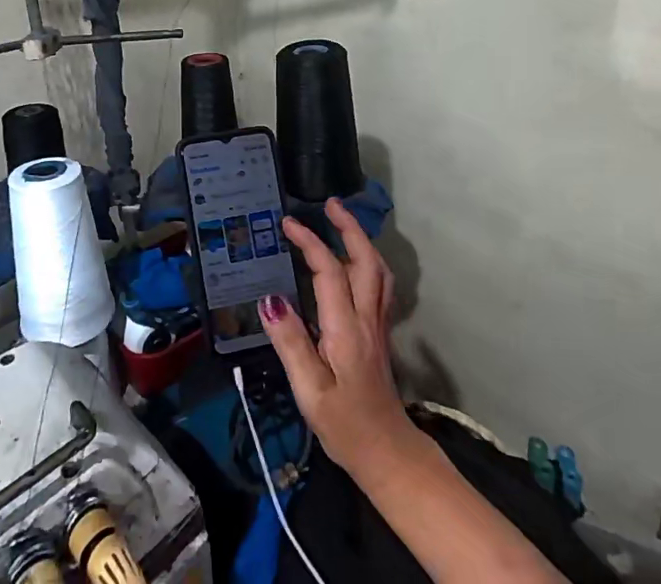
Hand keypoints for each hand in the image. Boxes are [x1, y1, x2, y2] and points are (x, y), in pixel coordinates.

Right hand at [258, 198, 416, 474]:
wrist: (389, 456)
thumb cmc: (345, 425)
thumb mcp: (309, 388)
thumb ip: (290, 342)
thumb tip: (271, 298)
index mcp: (347, 330)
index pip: (331, 273)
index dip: (311, 243)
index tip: (287, 223)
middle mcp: (367, 321)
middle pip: (367, 264)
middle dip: (350, 230)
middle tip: (329, 204)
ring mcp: (377, 328)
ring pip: (379, 274)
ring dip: (361, 243)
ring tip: (340, 223)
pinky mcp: (378, 337)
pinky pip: (378, 287)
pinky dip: (366, 263)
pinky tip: (351, 263)